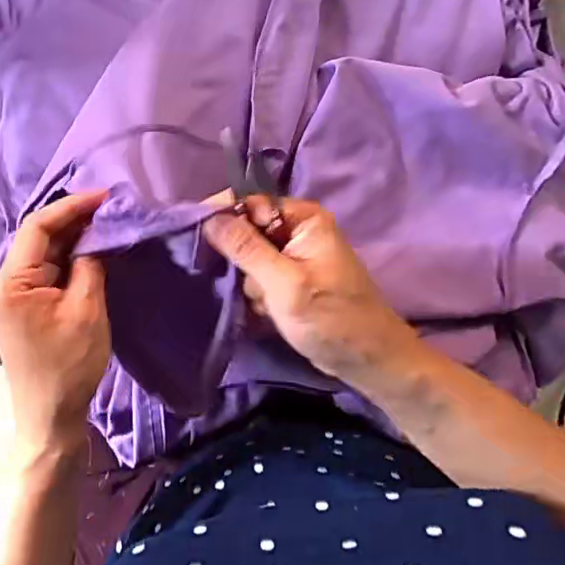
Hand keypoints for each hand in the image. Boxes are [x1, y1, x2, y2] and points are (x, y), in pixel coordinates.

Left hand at [0, 190, 111, 458]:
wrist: (49, 417)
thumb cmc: (68, 367)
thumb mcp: (87, 311)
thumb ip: (89, 266)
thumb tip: (94, 236)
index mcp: (10, 281)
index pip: (37, 227)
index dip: (70, 207)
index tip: (103, 196)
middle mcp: (3, 281)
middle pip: (37, 237)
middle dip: (72, 219)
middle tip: (109, 207)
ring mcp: (10, 293)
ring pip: (41, 251)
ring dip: (71, 237)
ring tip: (104, 221)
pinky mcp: (21, 304)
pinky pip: (43, 269)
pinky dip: (66, 257)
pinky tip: (89, 248)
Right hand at [200, 194, 422, 383]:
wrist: (368, 362)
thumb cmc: (332, 319)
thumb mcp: (284, 283)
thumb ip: (246, 248)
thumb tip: (209, 218)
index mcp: (304, 218)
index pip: (250, 202)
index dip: (222, 215)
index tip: (196, 233)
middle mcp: (298, 229)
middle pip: (247, 228)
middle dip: (239, 256)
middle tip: (243, 281)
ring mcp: (293, 255)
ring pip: (248, 255)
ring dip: (249, 280)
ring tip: (265, 302)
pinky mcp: (289, 278)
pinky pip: (257, 274)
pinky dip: (256, 291)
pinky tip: (267, 309)